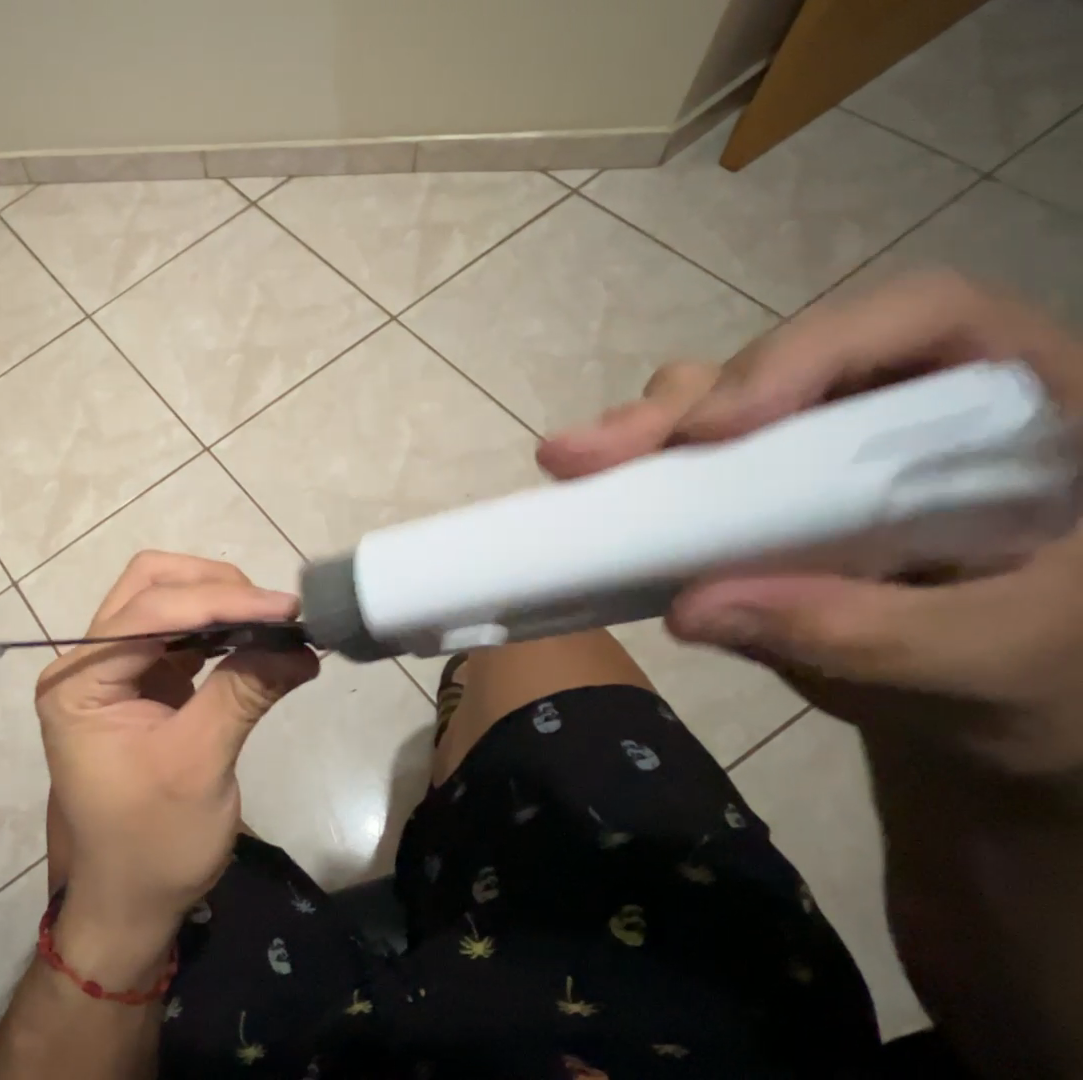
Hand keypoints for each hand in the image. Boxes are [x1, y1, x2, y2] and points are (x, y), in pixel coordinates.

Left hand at [35, 553, 317, 977]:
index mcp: (78, 681)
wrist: (127, 904)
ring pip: (162, 604)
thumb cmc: (152, 844)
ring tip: (276, 623)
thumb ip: (243, 692)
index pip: (147, 612)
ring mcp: (111, 672)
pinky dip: (218, 632)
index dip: (220, 601)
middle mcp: (85, 664)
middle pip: (148, 588)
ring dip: (218, 604)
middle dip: (213, 589)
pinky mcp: (139, 687)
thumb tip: (302, 642)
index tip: (288, 610)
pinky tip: (257, 642)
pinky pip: (177, 637)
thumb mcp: (199, 767)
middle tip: (277, 612)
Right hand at [539, 272, 1082, 774]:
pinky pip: (694, 461)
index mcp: (1023, 406)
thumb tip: (690, 608)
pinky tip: (595, 495)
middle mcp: (909, 402)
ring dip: (644, 433)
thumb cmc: (1041, 681)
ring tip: (574, 468)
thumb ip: (862, 633)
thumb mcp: (986, 660)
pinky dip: (640, 475)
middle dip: (683, 405)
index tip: (717, 430)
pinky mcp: (765, 487)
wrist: (1003, 714)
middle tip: (591, 455)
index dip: (809, 351)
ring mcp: (827, 444)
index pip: (919, 322)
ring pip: (722, 401)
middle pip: (787, 361)